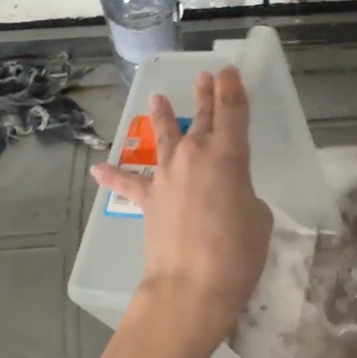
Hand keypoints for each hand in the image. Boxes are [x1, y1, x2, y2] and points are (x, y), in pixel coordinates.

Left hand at [92, 67, 273, 347]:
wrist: (191, 286)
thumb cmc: (237, 253)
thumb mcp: (258, 219)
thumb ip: (244, 197)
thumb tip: (226, 198)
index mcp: (228, 156)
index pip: (233, 112)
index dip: (233, 89)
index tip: (230, 71)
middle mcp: (193, 156)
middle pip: (202, 119)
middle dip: (206, 96)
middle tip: (206, 78)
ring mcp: (166, 177)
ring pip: (165, 139)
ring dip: (164, 118)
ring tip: (157, 99)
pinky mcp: (147, 202)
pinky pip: (128, 184)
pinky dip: (114, 176)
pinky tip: (97, 168)